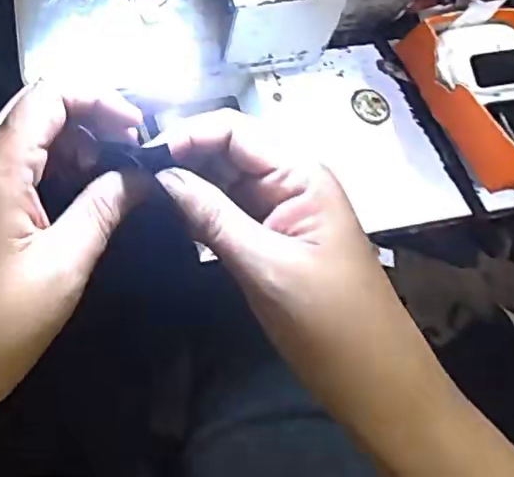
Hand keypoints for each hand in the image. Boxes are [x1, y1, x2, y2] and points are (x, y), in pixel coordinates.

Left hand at [0, 83, 145, 476]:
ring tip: (114, 172)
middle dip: (93, 113)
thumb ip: (105, 207)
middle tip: (131, 145)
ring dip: (79, 140)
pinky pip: (26, 163)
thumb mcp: (62, 266)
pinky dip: (61, 164)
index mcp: (2, 162)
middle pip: (43, 104)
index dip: (101, 97)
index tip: (138, 128)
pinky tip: (84, 192)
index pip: (52, 92)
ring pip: (35, 132)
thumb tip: (142, 175)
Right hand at [153, 110, 513, 476]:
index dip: (189, 133)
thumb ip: (213, 216)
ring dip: (190, 181)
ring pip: (226, 178)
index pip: (236, 130)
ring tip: (143, 190)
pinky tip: (171, 214)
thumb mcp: (265, 267)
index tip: (144, 154)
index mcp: (300, 171)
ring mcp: (282, 205)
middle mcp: (290, 177)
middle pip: (229, 149)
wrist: (379, 384)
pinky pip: (232, 207)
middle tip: (135, 174)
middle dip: (185, 155)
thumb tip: (162, 174)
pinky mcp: (273, 233)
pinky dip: (202, 209)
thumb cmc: (329, 323)